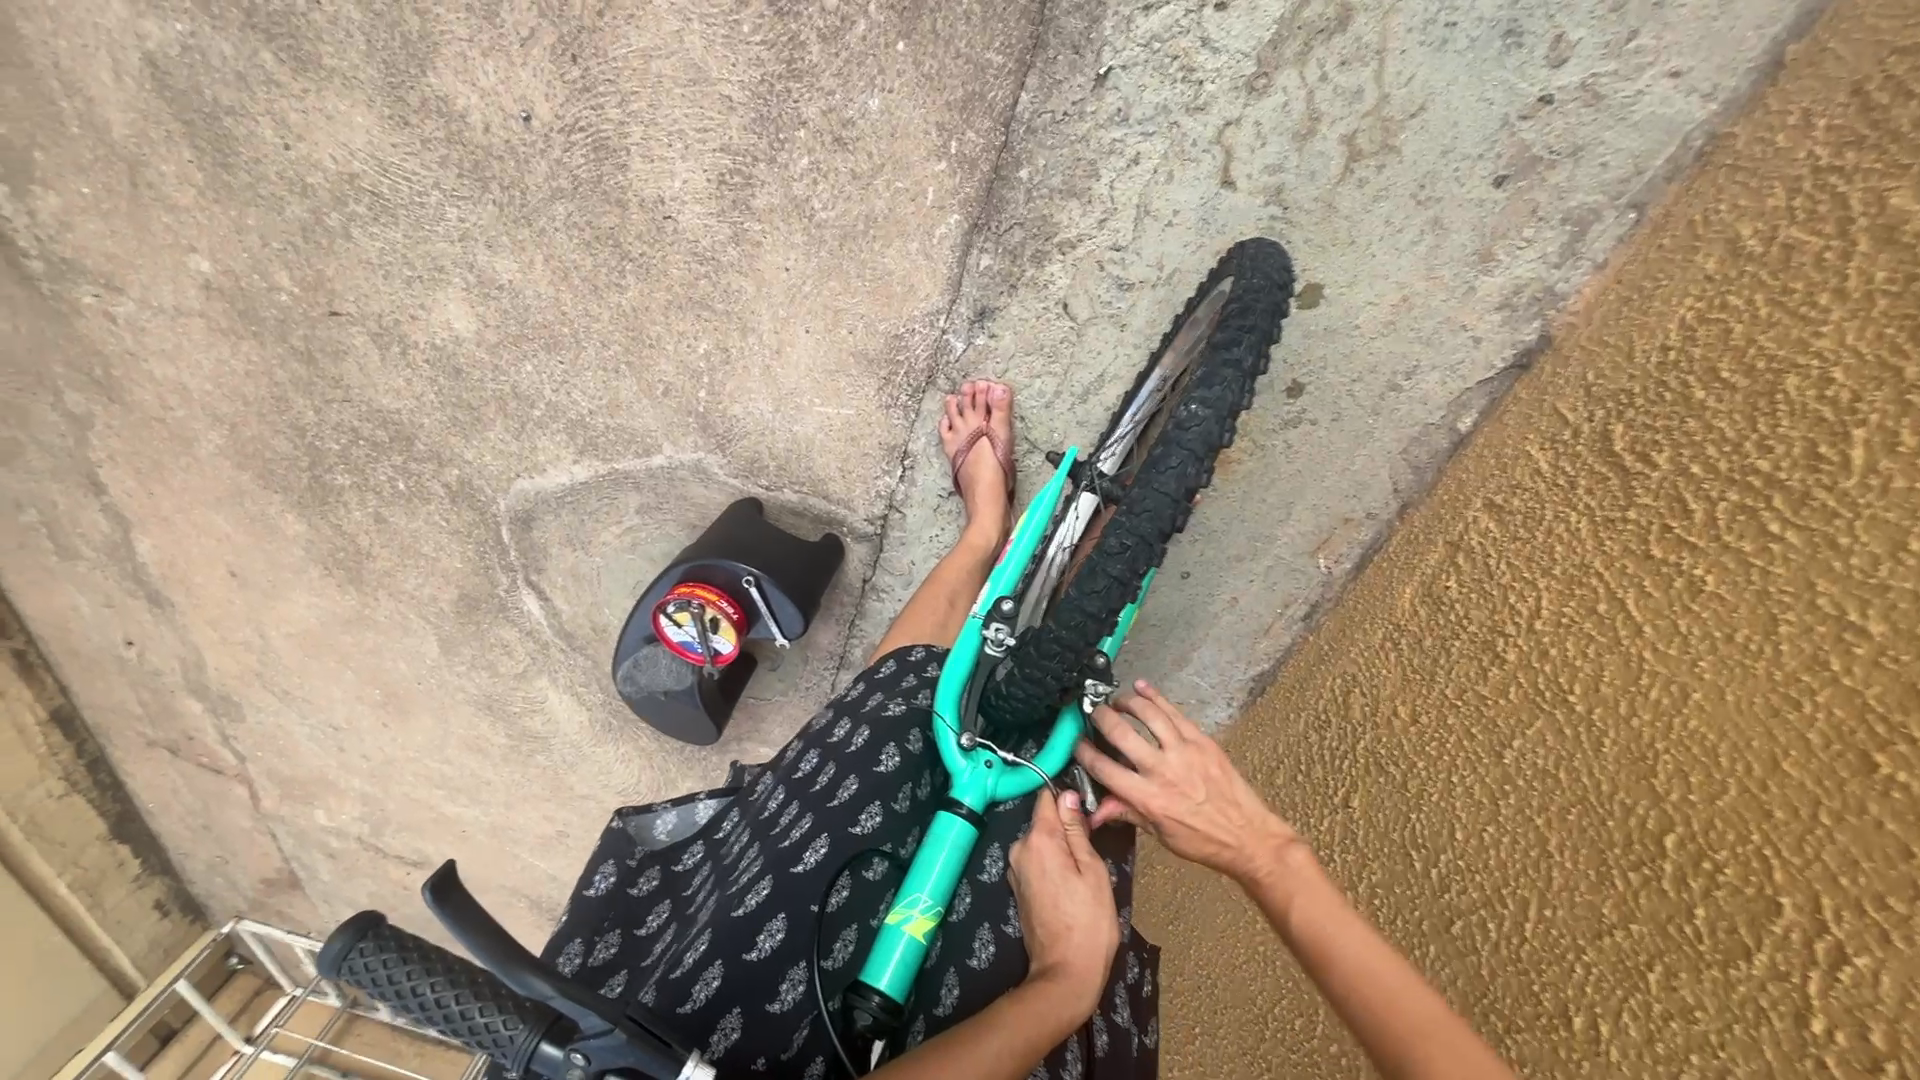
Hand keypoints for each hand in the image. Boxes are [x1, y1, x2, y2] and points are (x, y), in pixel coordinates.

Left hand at [1008, 789, 1119, 1017]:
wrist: (1065, 974)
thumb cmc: (1089, 922)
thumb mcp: (1093, 870)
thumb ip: (1077, 830)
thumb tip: (1067, 796)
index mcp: (1038, 839)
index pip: (1045, 797)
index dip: (1066, 797)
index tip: (1085, 806)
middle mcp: (1019, 849)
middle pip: (1043, 821)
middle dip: (1065, 826)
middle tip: (1093, 846)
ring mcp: (1015, 869)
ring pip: (1040, 842)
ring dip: (1060, 847)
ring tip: (1084, 870)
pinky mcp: (1017, 887)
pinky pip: (1035, 861)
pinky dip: (1051, 863)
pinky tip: (1070, 883)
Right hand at [1075, 680, 1303, 885]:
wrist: (1248, 836)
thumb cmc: (1202, 841)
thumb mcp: (1159, 833)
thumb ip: (1126, 812)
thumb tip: (1094, 811)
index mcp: (1148, 798)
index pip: (1104, 768)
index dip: (1084, 752)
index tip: (1077, 743)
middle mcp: (1162, 771)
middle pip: (1120, 733)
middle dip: (1100, 718)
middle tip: (1093, 713)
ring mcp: (1184, 751)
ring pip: (1147, 715)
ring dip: (1127, 703)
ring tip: (1118, 702)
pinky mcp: (1202, 741)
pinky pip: (1174, 712)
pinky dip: (1156, 696)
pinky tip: (1142, 687)